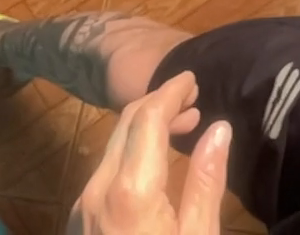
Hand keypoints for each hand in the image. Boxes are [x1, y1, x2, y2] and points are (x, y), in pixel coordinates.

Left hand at [68, 72, 232, 234]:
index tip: (193, 79)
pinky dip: (132, 150)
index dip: (171, 91)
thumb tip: (219, 128)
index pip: (148, 117)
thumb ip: (206, 183)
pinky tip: (154, 161)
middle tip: (193, 97)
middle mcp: (97, 189)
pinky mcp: (79, 222)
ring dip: (147, 125)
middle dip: (160, 101)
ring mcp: (83, 207)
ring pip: (114, 144)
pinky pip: (106, 169)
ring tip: (182, 124)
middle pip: (126, 122)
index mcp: (130, 190)